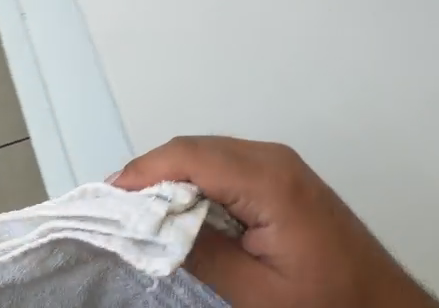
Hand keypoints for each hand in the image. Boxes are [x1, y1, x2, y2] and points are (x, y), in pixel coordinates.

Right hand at [113, 137, 438, 307]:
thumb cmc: (329, 305)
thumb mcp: (257, 293)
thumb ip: (201, 250)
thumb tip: (151, 223)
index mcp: (267, 180)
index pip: (189, 157)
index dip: (144, 170)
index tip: (109, 193)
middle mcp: (271, 156)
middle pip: (195, 148)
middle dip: (152, 170)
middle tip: (118, 201)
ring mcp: (279, 161)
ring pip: (207, 151)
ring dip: (172, 173)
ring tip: (141, 204)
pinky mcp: (282, 173)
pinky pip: (226, 162)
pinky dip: (196, 177)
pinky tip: (181, 203)